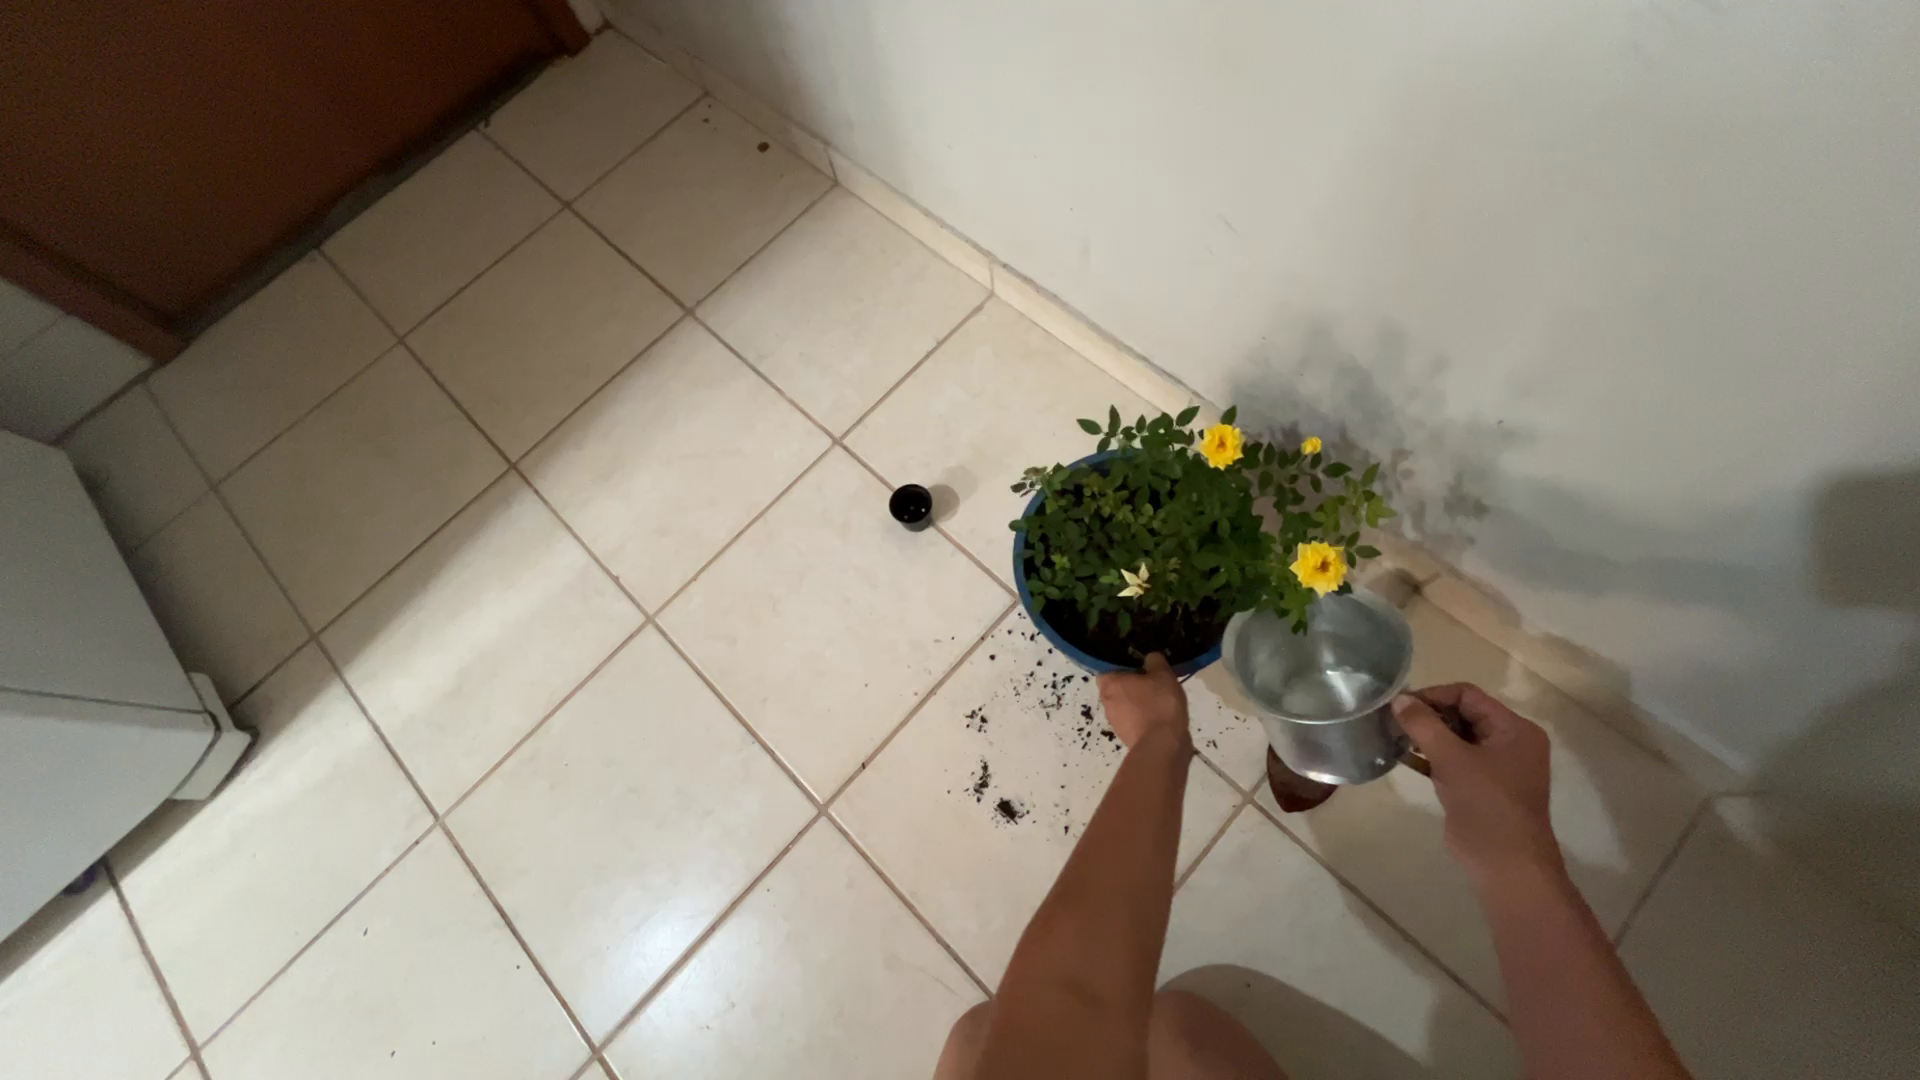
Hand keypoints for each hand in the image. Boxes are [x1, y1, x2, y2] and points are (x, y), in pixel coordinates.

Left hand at [1096, 653, 1190, 749]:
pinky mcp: (1127, 736)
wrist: (1162, 745)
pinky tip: (1161, 713)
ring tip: (1159, 696)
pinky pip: (1134, 720)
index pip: (1106, 668)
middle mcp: (1106, 702)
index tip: (1137, 663)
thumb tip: (1150, 657)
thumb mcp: (1162, 674)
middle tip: (1151, 678)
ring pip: (1125, 704)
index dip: (1120, 664)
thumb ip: (1155, 661)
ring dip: (1138, 701)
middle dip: (1131, 683)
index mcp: (1108, 684)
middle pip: (1116, 687)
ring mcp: (1115, 722)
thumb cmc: (1158, 704)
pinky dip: (1144, 716)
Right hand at [1392, 684, 1562, 888]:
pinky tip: (1402, 756)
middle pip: (1462, 713)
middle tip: (1393, 721)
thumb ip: (1423, 724)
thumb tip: (1398, 699)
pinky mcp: (1480, 784)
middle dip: (1427, 715)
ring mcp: (1496, 765)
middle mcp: (1509, 742)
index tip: (1400, 707)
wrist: (1505, 863)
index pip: (1468, 695)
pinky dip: (1430, 755)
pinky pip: (1453, 758)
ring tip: (1394, 736)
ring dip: (1425, 735)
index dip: (1433, 695)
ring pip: (1455, 736)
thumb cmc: (1486, 803)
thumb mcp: (1452, 758)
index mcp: (1514, 729)